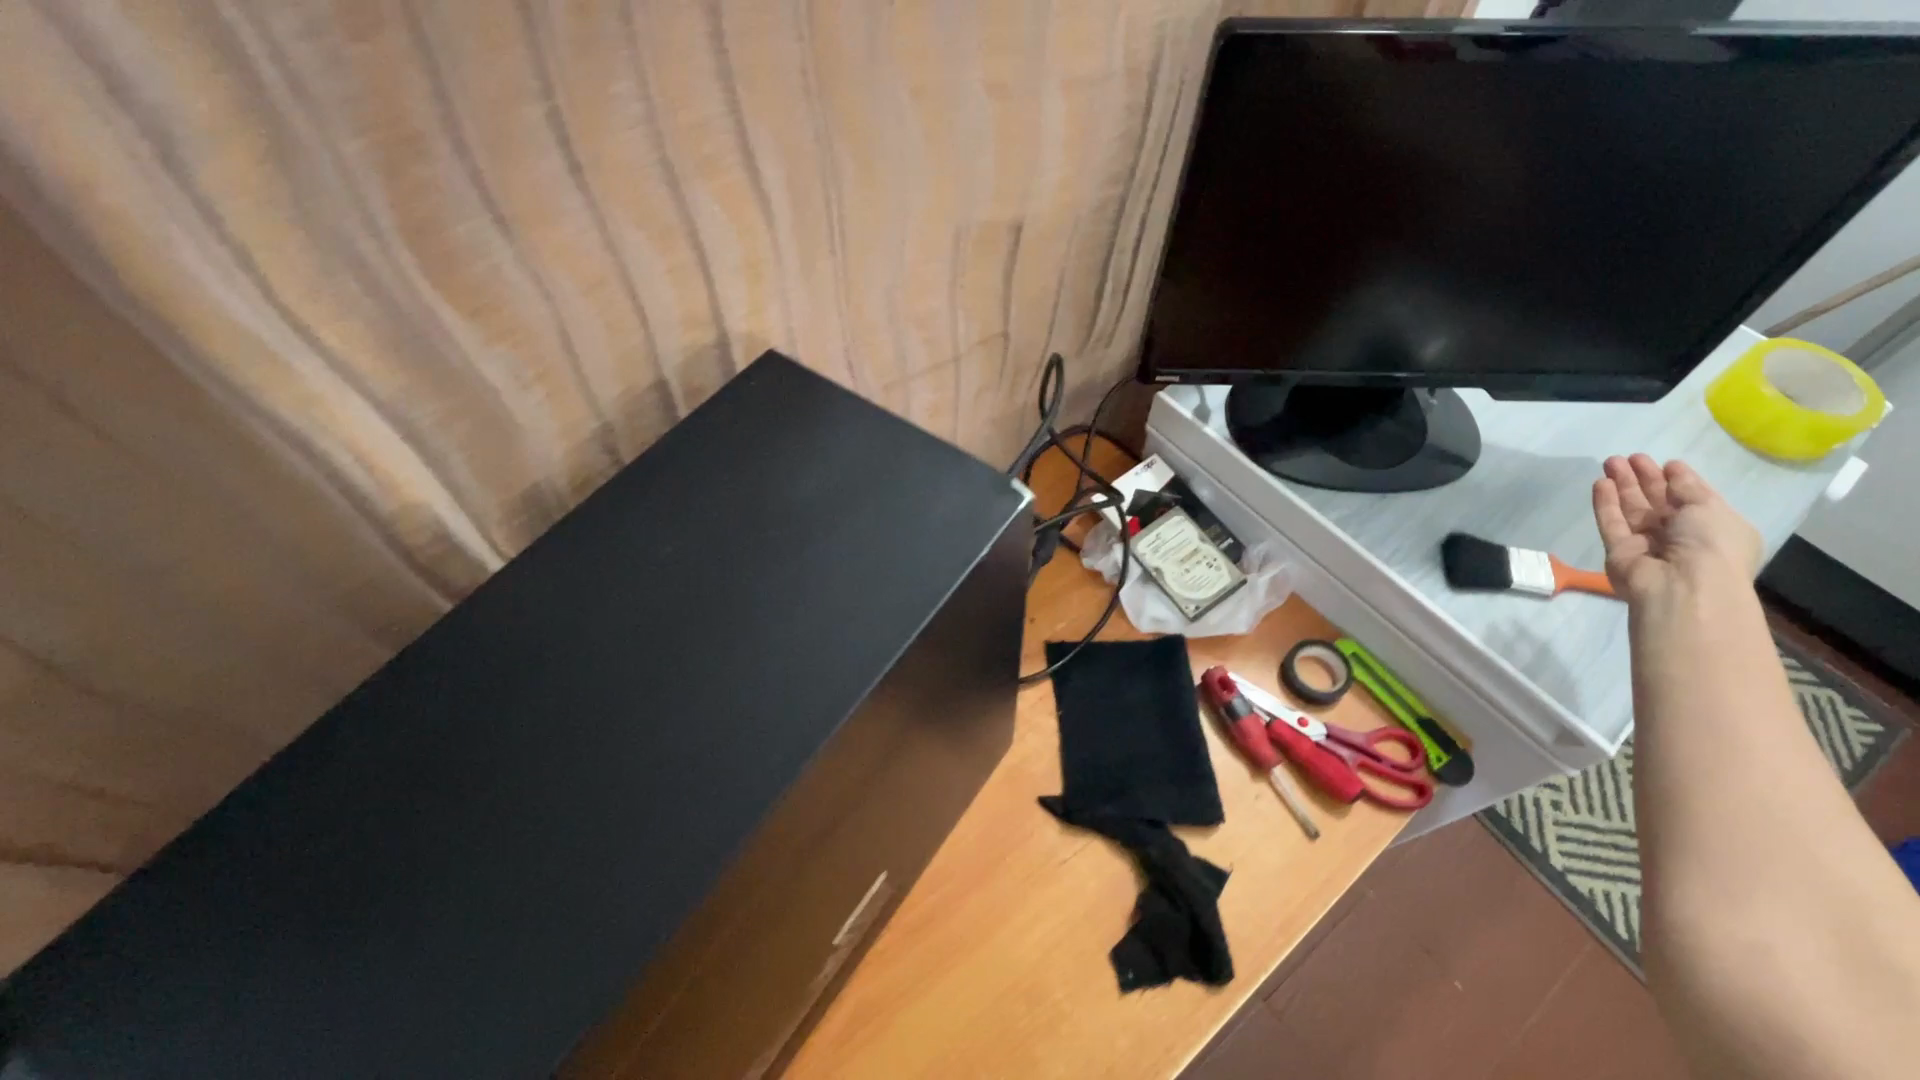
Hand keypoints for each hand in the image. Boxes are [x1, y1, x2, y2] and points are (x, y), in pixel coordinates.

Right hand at [1591, 454, 1761, 603]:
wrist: (1684, 586)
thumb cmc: (1712, 544)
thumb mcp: (1710, 507)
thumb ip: (1688, 487)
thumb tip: (1673, 469)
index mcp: (1710, 527)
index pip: (1691, 499)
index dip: (1678, 480)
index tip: (1665, 463)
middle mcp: (1679, 536)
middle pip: (1657, 502)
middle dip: (1644, 478)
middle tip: (1629, 457)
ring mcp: (1647, 545)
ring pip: (1631, 510)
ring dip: (1622, 486)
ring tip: (1610, 462)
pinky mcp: (1619, 552)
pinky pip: (1611, 524)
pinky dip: (1606, 504)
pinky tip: (1600, 483)